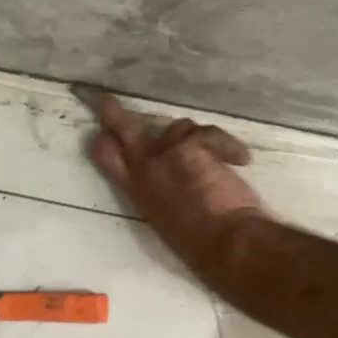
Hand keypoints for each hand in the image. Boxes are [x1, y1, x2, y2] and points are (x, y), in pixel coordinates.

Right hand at [73, 86, 264, 265]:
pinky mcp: (193, 145)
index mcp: (135, 189)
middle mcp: (144, 166)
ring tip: (217, 162)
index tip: (101, 130)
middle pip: (121, 124)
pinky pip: (209, 133)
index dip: (103, 139)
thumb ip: (156, 189)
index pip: (104, 154)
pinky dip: (227, 146)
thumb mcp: (163, 217)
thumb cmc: (198, 242)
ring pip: (178, 127)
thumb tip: (165, 174)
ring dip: (195, 139)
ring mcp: (167, 152)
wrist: (227, 244)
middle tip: (98, 94)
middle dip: (109, 106)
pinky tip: (239, 161)